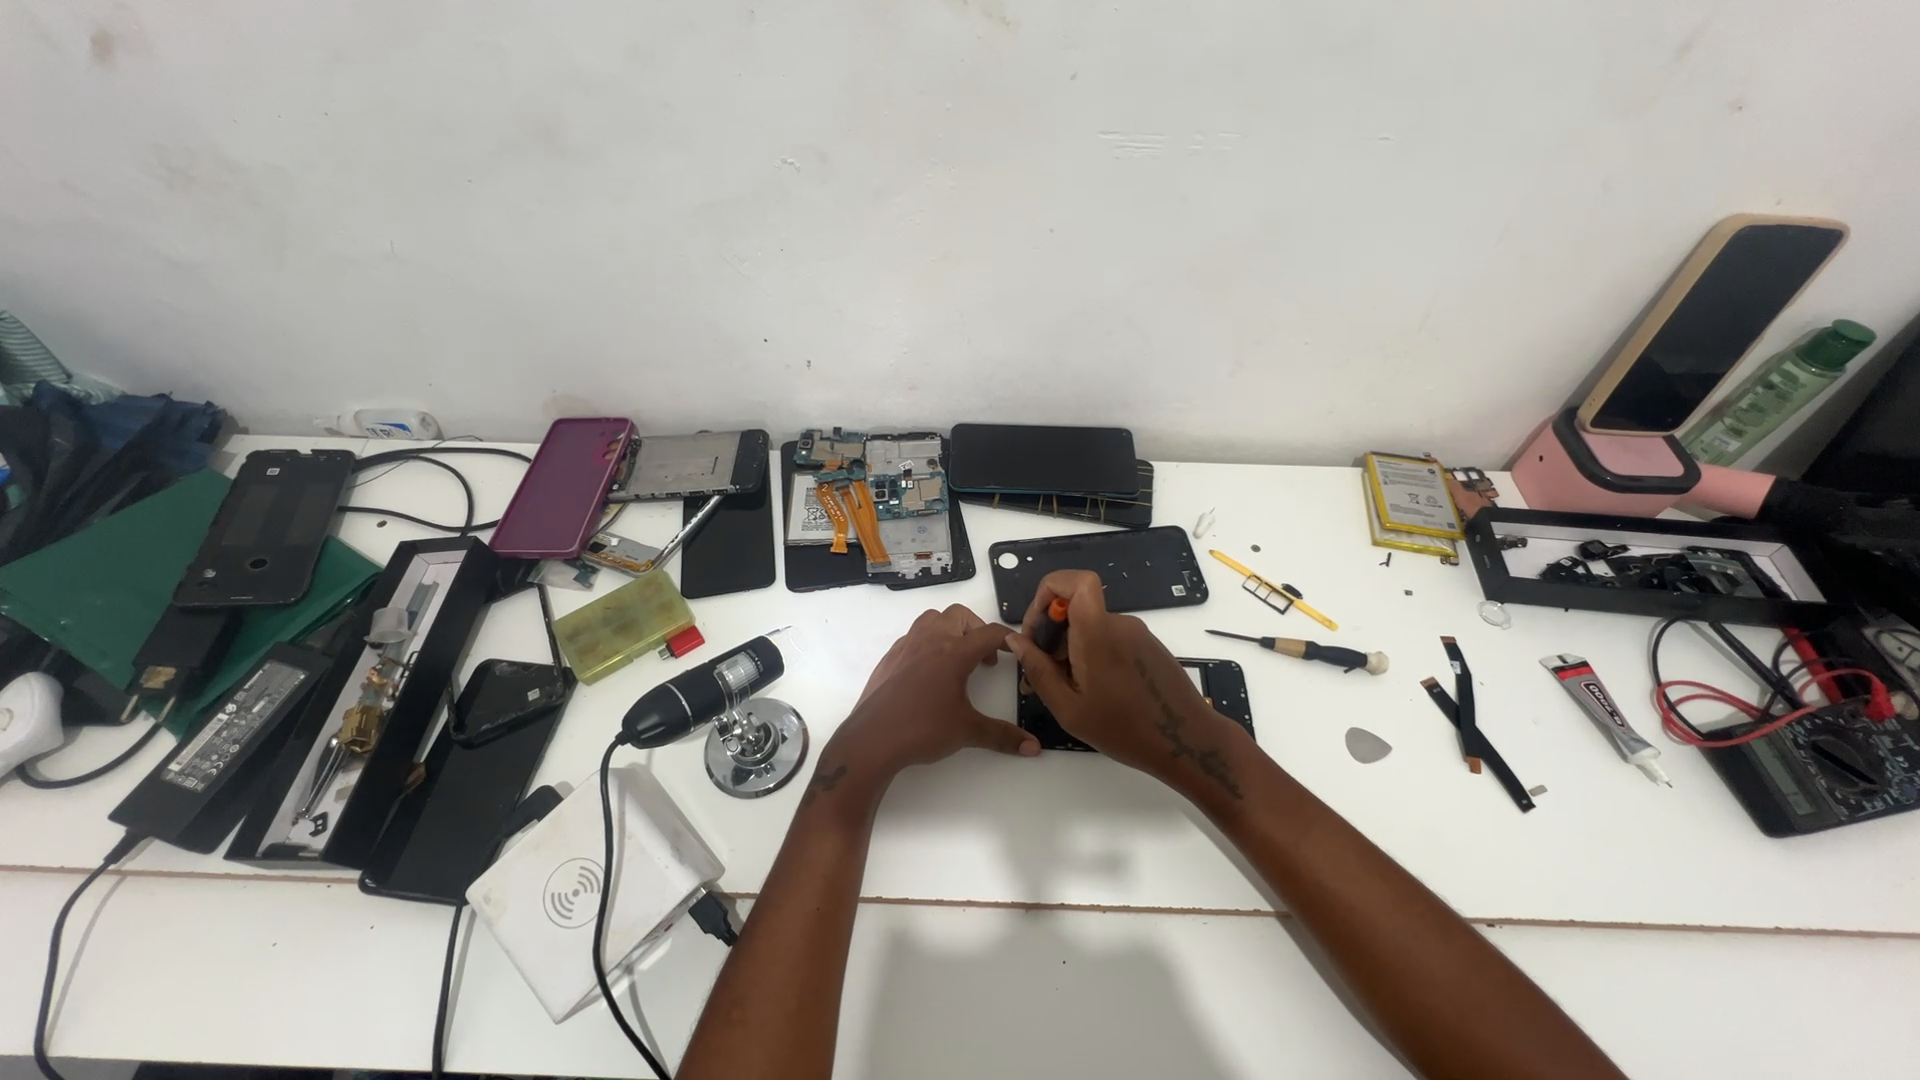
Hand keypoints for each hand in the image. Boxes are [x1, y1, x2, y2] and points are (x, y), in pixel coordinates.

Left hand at [826, 604, 1039, 785]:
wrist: (872, 739)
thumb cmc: (923, 729)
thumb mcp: (968, 731)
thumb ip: (1003, 736)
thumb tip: (1033, 747)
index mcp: (953, 652)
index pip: (989, 633)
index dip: (1007, 638)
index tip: (1016, 649)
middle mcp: (930, 641)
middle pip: (959, 615)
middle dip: (976, 629)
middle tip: (983, 657)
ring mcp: (906, 647)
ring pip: (931, 619)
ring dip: (949, 630)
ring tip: (956, 658)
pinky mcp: (889, 658)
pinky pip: (912, 637)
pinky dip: (927, 643)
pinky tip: (929, 672)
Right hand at [1005, 571, 1248, 793]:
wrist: (1189, 742)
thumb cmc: (1126, 730)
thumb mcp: (1069, 708)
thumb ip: (1038, 670)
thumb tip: (1016, 640)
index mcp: (1098, 633)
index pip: (1076, 581)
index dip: (1050, 592)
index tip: (1037, 629)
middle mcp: (1119, 624)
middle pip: (1076, 608)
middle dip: (1051, 633)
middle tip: (1040, 674)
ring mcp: (1137, 634)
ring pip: (1091, 626)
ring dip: (1070, 649)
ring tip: (1064, 690)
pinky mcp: (1148, 647)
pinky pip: (1110, 639)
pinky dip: (1092, 655)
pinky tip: (1091, 691)